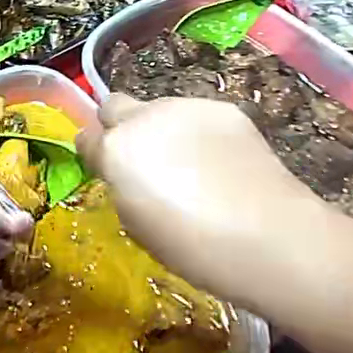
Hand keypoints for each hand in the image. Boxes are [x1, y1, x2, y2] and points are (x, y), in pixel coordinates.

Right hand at [76, 95, 327, 308]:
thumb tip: (126, 173)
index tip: (107, 170)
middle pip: (114, 105)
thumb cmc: (191, 247)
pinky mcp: (222, 107)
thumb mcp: (137, 225)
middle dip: (120, 126)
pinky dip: (200, 132)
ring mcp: (186, 106)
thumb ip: (122, 186)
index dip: (95, 153)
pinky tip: (222, 162)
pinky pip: (197, 115)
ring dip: (163, 129)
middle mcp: (145, 117)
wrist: (266, 234)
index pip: (85, 137)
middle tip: (144, 159)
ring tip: (193, 166)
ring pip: (159, 108)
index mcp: (116, 150)